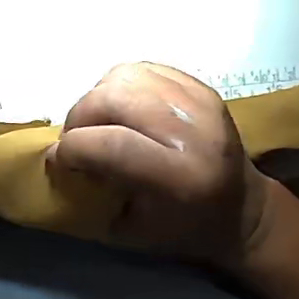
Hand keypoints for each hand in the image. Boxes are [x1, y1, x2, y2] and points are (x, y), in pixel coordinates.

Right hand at [46, 62, 268, 270]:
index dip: (72, 149)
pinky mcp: (199, 86)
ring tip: (98, 123)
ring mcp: (199, 101)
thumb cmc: (181, 230)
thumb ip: (91, 192)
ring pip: (123, 76)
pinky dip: (118, 85)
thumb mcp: (130, 230)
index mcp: (182, 176)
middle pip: (113, 99)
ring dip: (97, 98)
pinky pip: (141, 68)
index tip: (58, 161)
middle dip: (78, 118)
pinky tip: (120, 109)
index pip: (112, 145)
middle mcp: (194, 130)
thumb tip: (55, 159)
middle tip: (76, 141)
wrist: (243, 210)